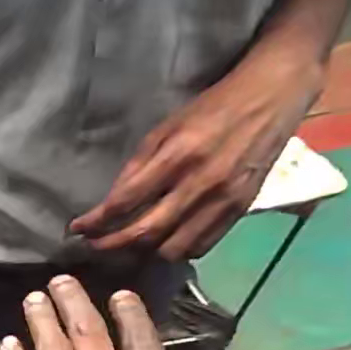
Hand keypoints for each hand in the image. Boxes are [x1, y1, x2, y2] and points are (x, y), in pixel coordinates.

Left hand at [71, 46, 321, 259]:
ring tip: (128, 246)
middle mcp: (200, 185)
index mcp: (178, 156)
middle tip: (93, 246)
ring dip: (145, 253)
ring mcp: (223, 201)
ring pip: (173, 249)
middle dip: (112, 245)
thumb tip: (113, 200)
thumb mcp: (167, 126)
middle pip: (146, 233)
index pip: (126, 202)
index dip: (96, 220)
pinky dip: (177, 250)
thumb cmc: (213, 106)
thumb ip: (140, 164)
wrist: (273, 96)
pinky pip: (201, 246)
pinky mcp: (240, 211)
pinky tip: (163, 242)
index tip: (77, 228)